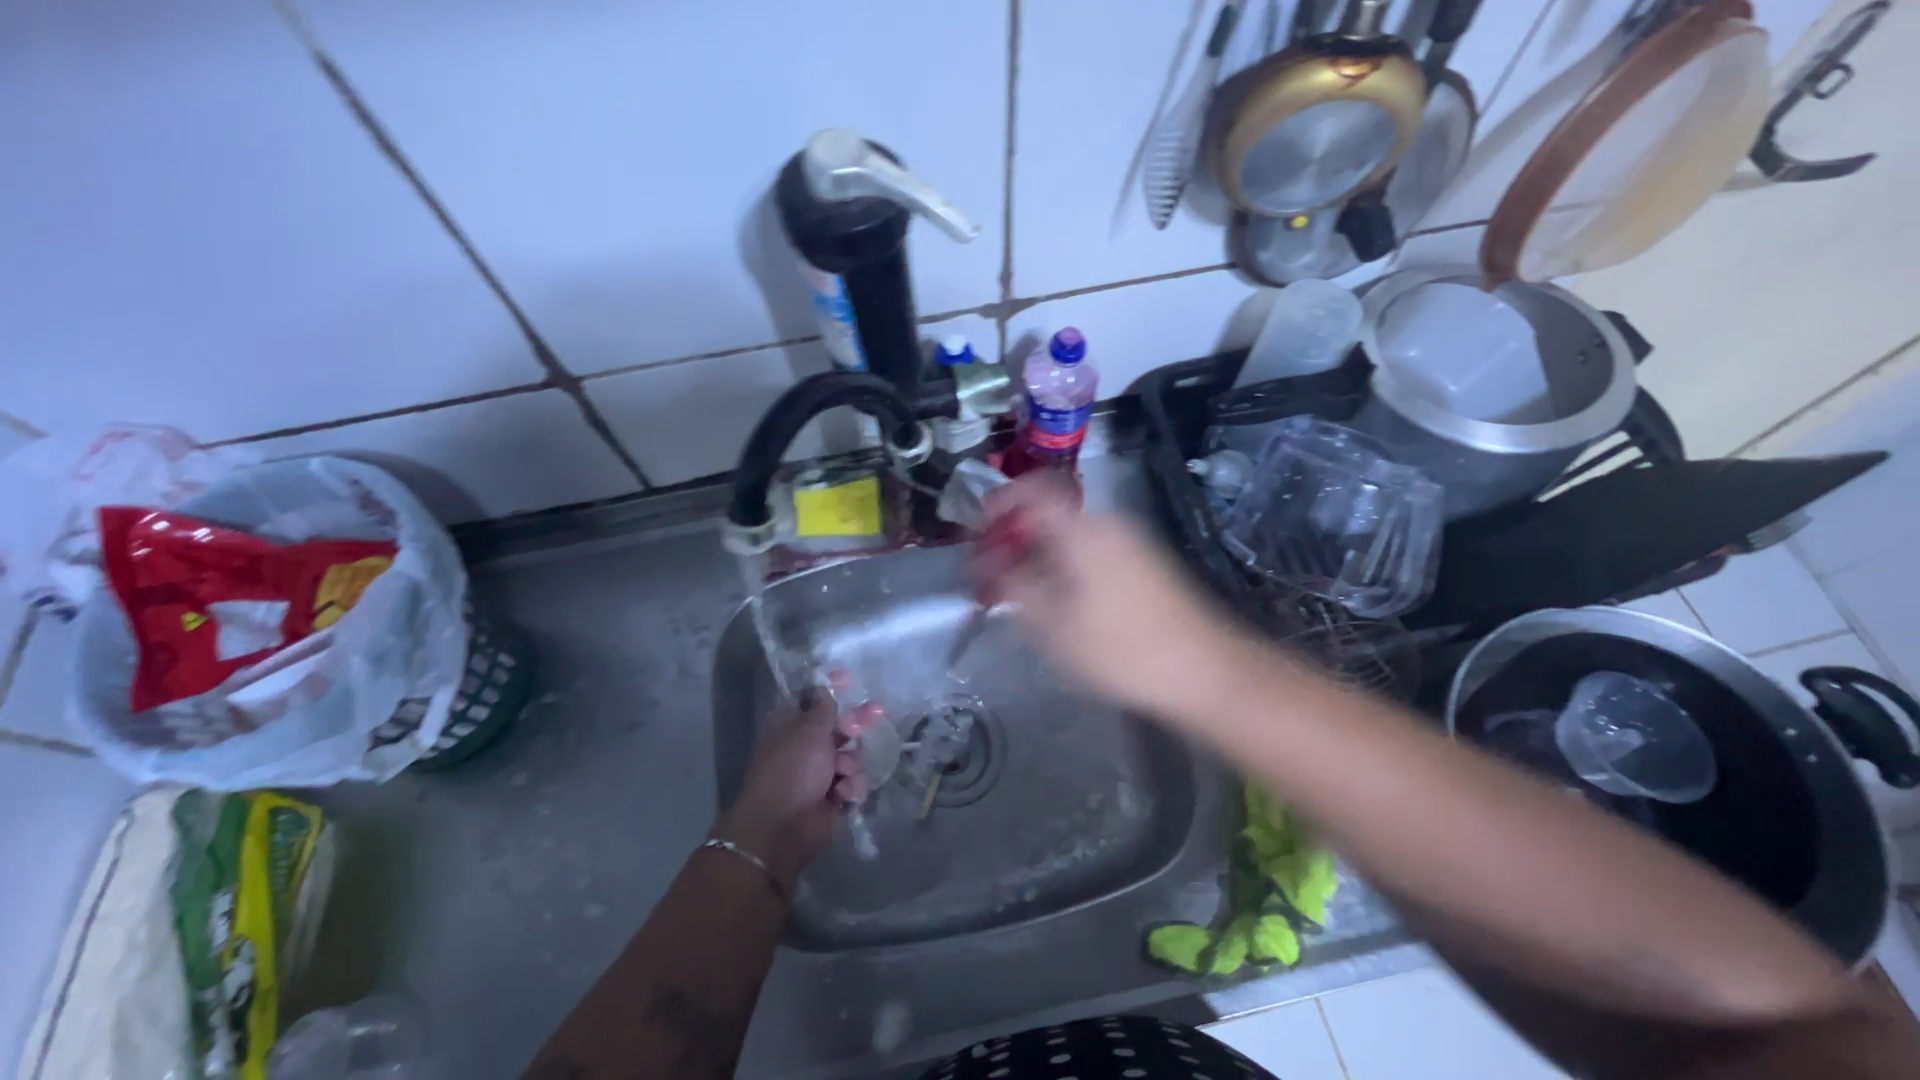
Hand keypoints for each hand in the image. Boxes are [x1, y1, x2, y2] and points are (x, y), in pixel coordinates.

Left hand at [713, 694, 864, 892]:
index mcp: (791, 727)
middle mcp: (805, 748)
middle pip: (839, 727)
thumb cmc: (792, 770)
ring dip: (851, 765)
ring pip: (851, 757)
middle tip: (877, 712)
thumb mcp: (808, 731)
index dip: (830, 688)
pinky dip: (851, 789)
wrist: (783, 828)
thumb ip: (822, 708)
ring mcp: (819, 774)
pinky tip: (843, 796)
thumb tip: (823, 687)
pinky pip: (853, 783)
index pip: (813, 700)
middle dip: (856, 723)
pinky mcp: (833, 798)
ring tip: (841, 776)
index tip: (848, 677)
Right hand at [972, 473, 1247, 717]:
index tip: (976, 536)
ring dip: (1036, 557)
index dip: (997, 504)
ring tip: (1016, 597)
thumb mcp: (1052, 623)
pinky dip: (1063, 567)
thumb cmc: (1121, 648)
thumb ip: (1013, 584)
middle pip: (1048, 514)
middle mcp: (1107, 525)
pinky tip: (1056, 606)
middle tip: (988, 576)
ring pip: (1069, 537)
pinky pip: (1090, 553)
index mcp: (1082, 529)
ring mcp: (1130, 544)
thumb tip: (987, 561)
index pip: (1031, 488)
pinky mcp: (1144, 566)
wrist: (1206, 670)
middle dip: (1012, 539)